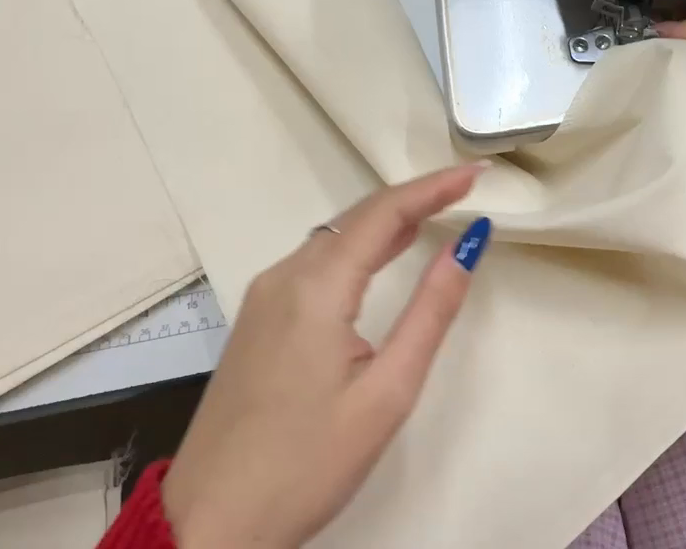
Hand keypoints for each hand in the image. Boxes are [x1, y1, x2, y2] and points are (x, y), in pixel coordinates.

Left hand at [161, 165, 492, 547]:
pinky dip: (359, 245)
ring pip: (335, 237)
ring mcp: (264, 297)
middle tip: (466, 186)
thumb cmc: (307, 464)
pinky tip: (384, 252)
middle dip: (415, 196)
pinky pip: (317, 262)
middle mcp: (284, 277)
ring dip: (387, 219)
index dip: (434, 187)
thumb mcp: (387, 392)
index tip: (478, 172)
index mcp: (316, 288)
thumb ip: (432, 309)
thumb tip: (469, 240)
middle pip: (358, 217)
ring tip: (438, 208)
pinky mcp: (257, 320)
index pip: (384, 212)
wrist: (208, 525)